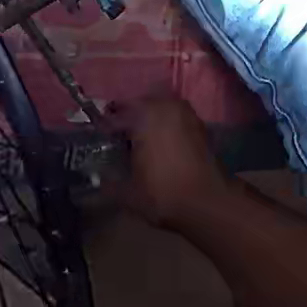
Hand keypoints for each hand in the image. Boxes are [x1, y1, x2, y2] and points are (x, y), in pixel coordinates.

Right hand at [111, 96, 230, 229]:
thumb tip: (97, 180)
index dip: (105, 128)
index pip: (115, 115)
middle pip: (138, 105)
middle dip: (127, 118)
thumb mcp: (129, 194)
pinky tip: (162, 145)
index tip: (100, 140)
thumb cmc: (164, 193)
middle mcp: (164, 105)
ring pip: (159, 108)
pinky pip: (175, 117)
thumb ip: (109, 184)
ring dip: (148, 119)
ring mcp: (185, 112)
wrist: (210, 202)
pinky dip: (166, 126)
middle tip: (119, 138)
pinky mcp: (200, 124)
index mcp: (143, 114)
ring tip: (140, 141)